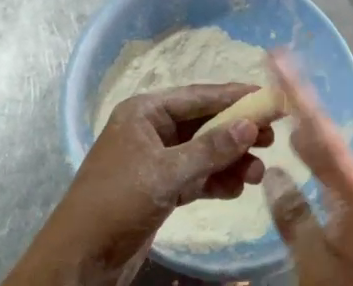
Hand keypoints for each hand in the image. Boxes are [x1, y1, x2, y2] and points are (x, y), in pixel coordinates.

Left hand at [4, 83, 274, 285]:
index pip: (197, 96)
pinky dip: (216, 181)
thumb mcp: (166, 173)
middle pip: (203, 123)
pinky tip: (238, 188)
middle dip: (236, 132)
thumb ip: (209, 149)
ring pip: (202, 152)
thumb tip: (249, 124)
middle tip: (272, 138)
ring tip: (259, 173)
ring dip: (230, 161)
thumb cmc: (117, 201)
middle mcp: (151, 130)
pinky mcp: (159, 189)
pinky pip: (195, 177)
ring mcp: (155, 160)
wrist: (80, 257)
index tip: (267, 95)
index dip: (233, 96)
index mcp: (145, 112)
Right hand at [264, 56, 352, 285]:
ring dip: (306, 123)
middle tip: (276, 69)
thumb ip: (294, 217)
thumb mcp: (316, 260)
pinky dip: (313, 149)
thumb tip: (274, 174)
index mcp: (352, 190)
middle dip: (300, 100)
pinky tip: (302, 149)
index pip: (318, 130)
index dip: (296, 92)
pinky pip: (330, 168)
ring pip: (329, 150)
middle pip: (326, 133)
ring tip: (283, 98)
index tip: (277, 58)